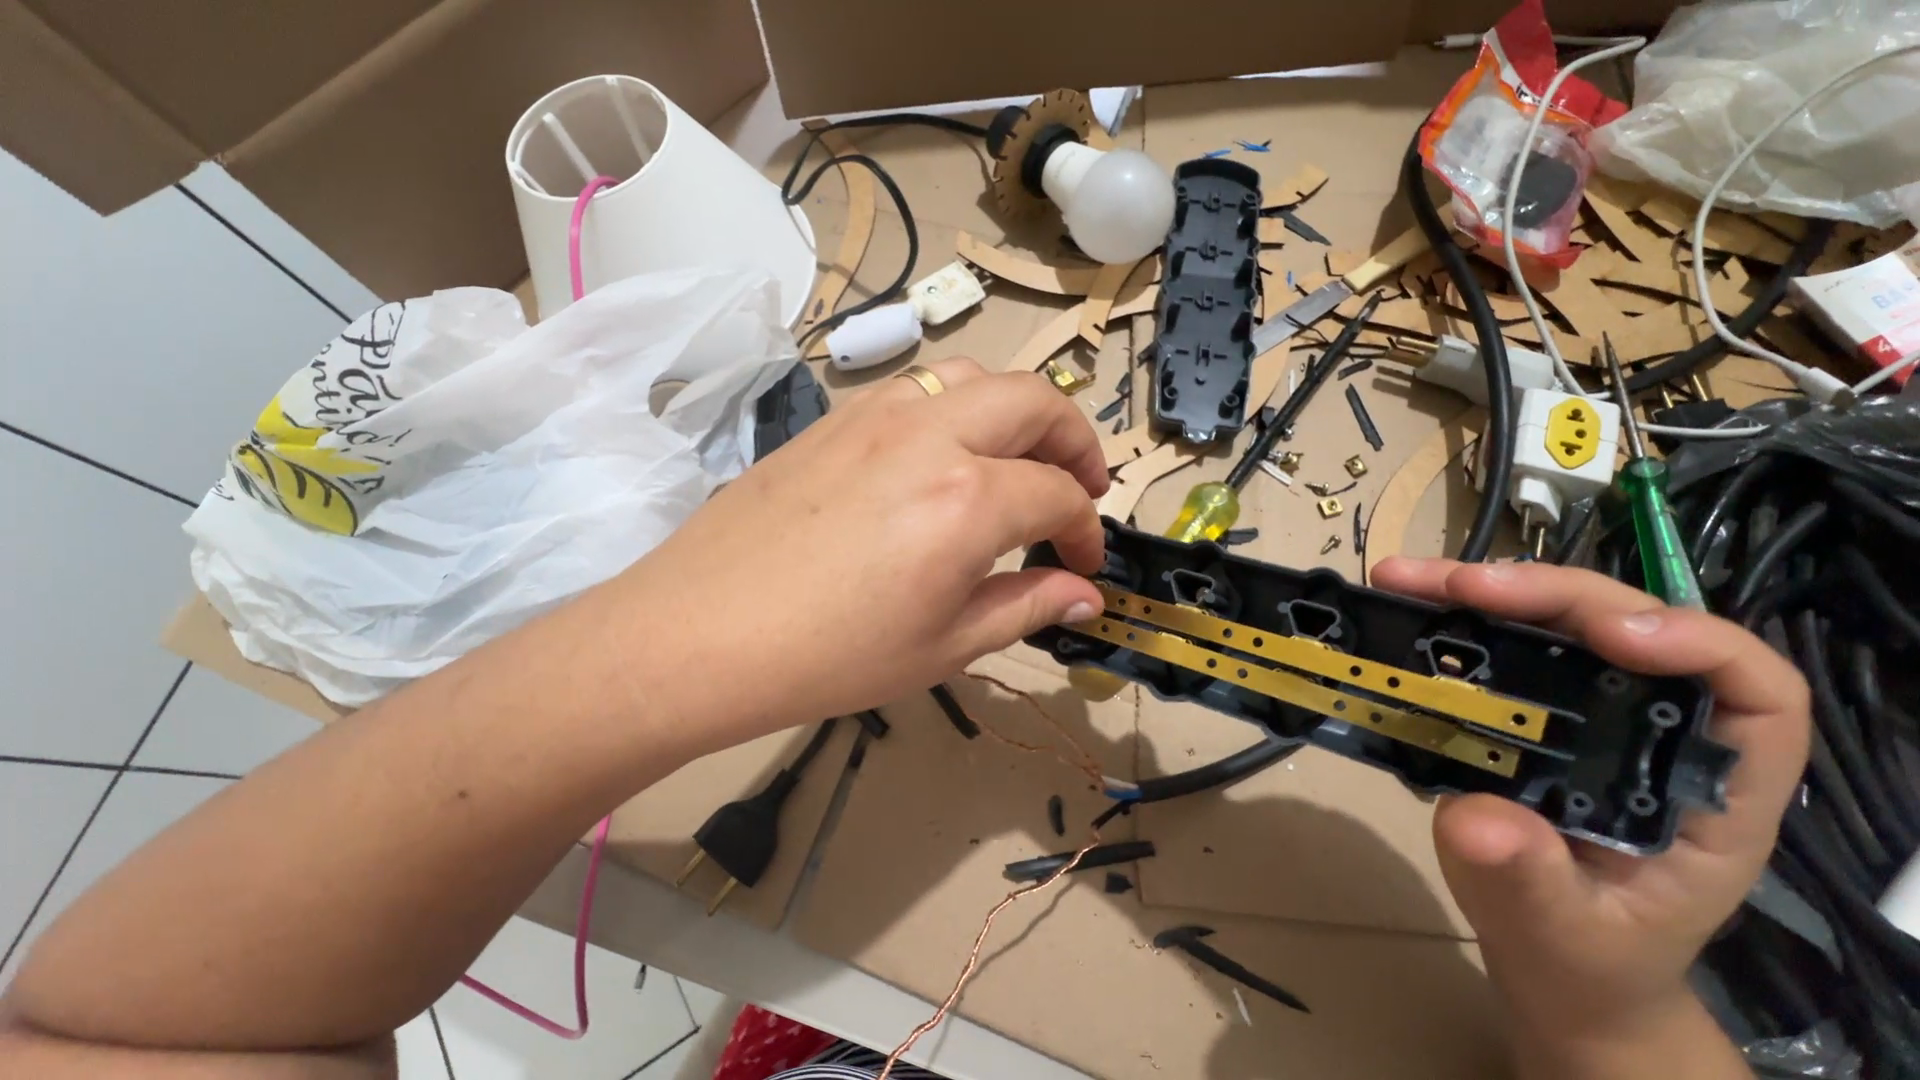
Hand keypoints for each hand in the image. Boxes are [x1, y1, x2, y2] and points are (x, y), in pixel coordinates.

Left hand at [611, 358, 1107, 747]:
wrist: (699, 634)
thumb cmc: (829, 657)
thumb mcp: (943, 647)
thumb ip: (1026, 607)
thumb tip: (1085, 595)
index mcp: (968, 498)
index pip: (1058, 495)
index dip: (1085, 532)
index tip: (1084, 566)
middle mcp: (931, 434)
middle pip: (1033, 402)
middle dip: (1075, 440)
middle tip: (1080, 488)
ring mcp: (877, 416)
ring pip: (974, 377)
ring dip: (1015, 413)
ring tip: (1017, 462)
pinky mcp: (835, 419)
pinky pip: (918, 389)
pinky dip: (957, 409)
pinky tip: (942, 458)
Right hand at [1370, 557, 1809, 1046]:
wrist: (1556, 962)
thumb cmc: (1586, 957)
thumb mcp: (1561, 933)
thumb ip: (1530, 882)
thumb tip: (1477, 819)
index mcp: (1711, 792)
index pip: (1754, 692)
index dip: (1696, 643)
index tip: (1611, 633)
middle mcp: (1660, 732)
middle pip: (1634, 627)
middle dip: (1549, 594)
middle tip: (1459, 586)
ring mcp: (1594, 714)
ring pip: (1563, 623)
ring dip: (1486, 591)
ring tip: (1405, 579)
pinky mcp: (1533, 711)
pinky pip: (1507, 647)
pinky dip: (1457, 620)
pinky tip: (1409, 609)